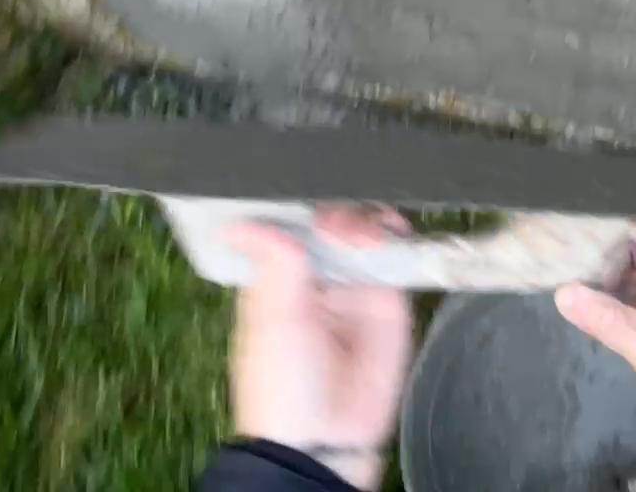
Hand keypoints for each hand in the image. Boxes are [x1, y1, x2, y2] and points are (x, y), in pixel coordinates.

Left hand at [229, 208, 413, 489]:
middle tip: (338, 223)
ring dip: (367, 220)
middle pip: (335, 223)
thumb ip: (273, 266)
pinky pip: (397, 257)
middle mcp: (321, 276)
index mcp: (282, 279)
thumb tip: (238, 223)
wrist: (328, 438)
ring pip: (367, 232)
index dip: (302, 208)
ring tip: (363, 234)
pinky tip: (391, 232)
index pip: (293, 227)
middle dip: (339, 212)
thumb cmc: (282, 385)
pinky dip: (397, 237)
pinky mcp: (390, 297)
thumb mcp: (272, 322)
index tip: (308, 197)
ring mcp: (357, 284)